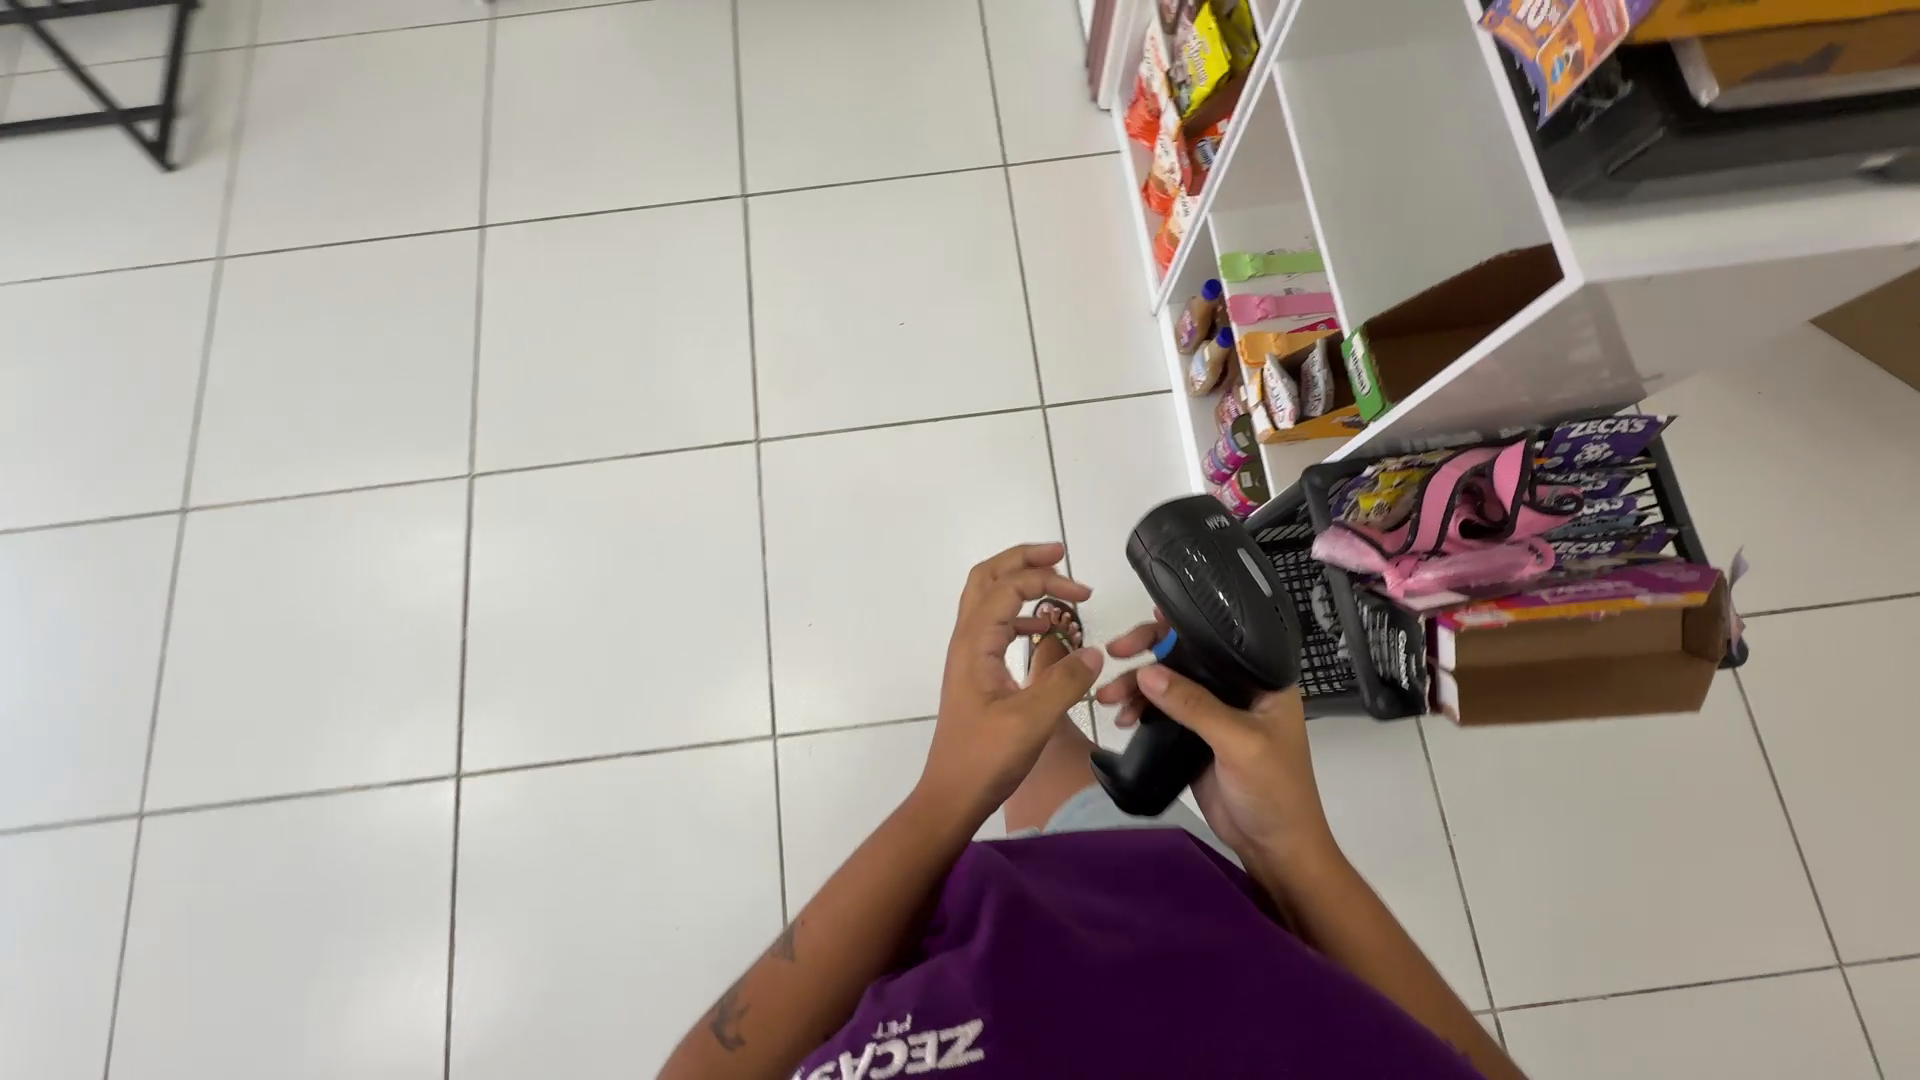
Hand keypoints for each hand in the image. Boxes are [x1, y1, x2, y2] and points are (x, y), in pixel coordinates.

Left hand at [918, 543, 1104, 824]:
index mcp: (975, 643)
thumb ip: (1065, 682)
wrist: (952, 794)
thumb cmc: (985, 758)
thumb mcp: (1032, 720)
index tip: (1085, 592)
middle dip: (1023, 560)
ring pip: (989, 599)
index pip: (1009, 587)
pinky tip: (1047, 631)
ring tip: (1061, 587)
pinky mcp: (978, 672)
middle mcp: (967, 640)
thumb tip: (1095, 652)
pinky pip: (997, 627)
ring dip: (1021, 584)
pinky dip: (1022, 616)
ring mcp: (970, 656)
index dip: (1047, 580)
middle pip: (987, 578)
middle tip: (1059, 554)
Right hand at [1095, 614, 1336, 870]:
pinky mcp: (1195, 736)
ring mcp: (1214, 712)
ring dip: (1136, 686)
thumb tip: (1146, 672)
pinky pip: (1162, 712)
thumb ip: (1194, 705)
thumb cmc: (1276, 792)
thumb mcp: (1239, 743)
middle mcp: (1237, 688)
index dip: (1179, 625)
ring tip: (1109, 699)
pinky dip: (1140, 710)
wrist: (1274, 849)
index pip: (1217, 638)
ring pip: (1168, 683)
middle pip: (1185, 655)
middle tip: (1115, 652)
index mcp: (1262, 679)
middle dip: (1147, 653)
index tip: (1143, 627)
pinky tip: (1124, 719)